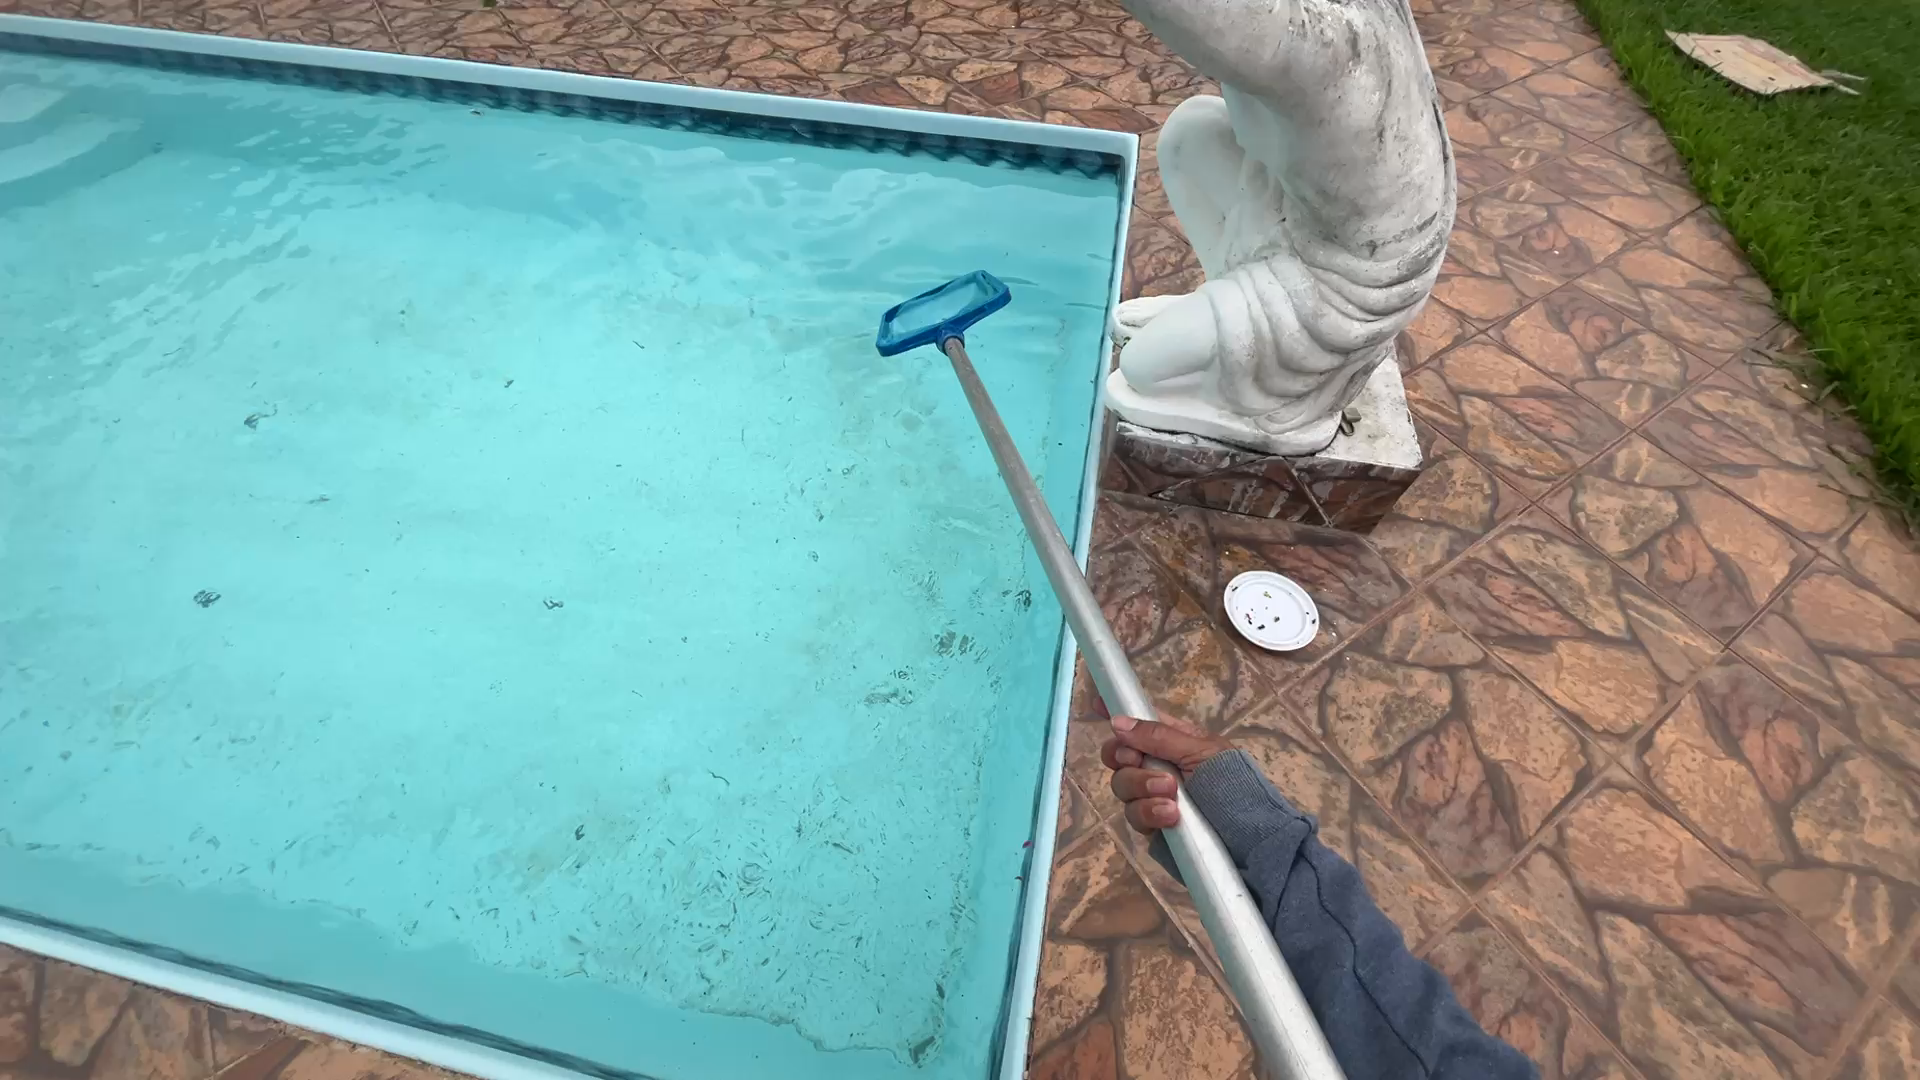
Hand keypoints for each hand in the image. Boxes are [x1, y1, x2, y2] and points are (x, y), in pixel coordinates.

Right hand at [1099, 710, 1232, 835]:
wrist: (1255, 846)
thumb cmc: (1236, 790)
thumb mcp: (1202, 753)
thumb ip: (1158, 737)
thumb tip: (1116, 721)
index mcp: (1174, 741)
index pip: (1139, 722)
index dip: (1116, 713)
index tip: (1095, 703)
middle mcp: (1159, 767)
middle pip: (1118, 755)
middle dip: (1124, 758)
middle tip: (1137, 762)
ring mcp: (1153, 798)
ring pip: (1121, 786)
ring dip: (1142, 788)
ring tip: (1171, 798)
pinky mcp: (1152, 828)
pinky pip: (1133, 816)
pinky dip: (1149, 814)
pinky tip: (1170, 817)